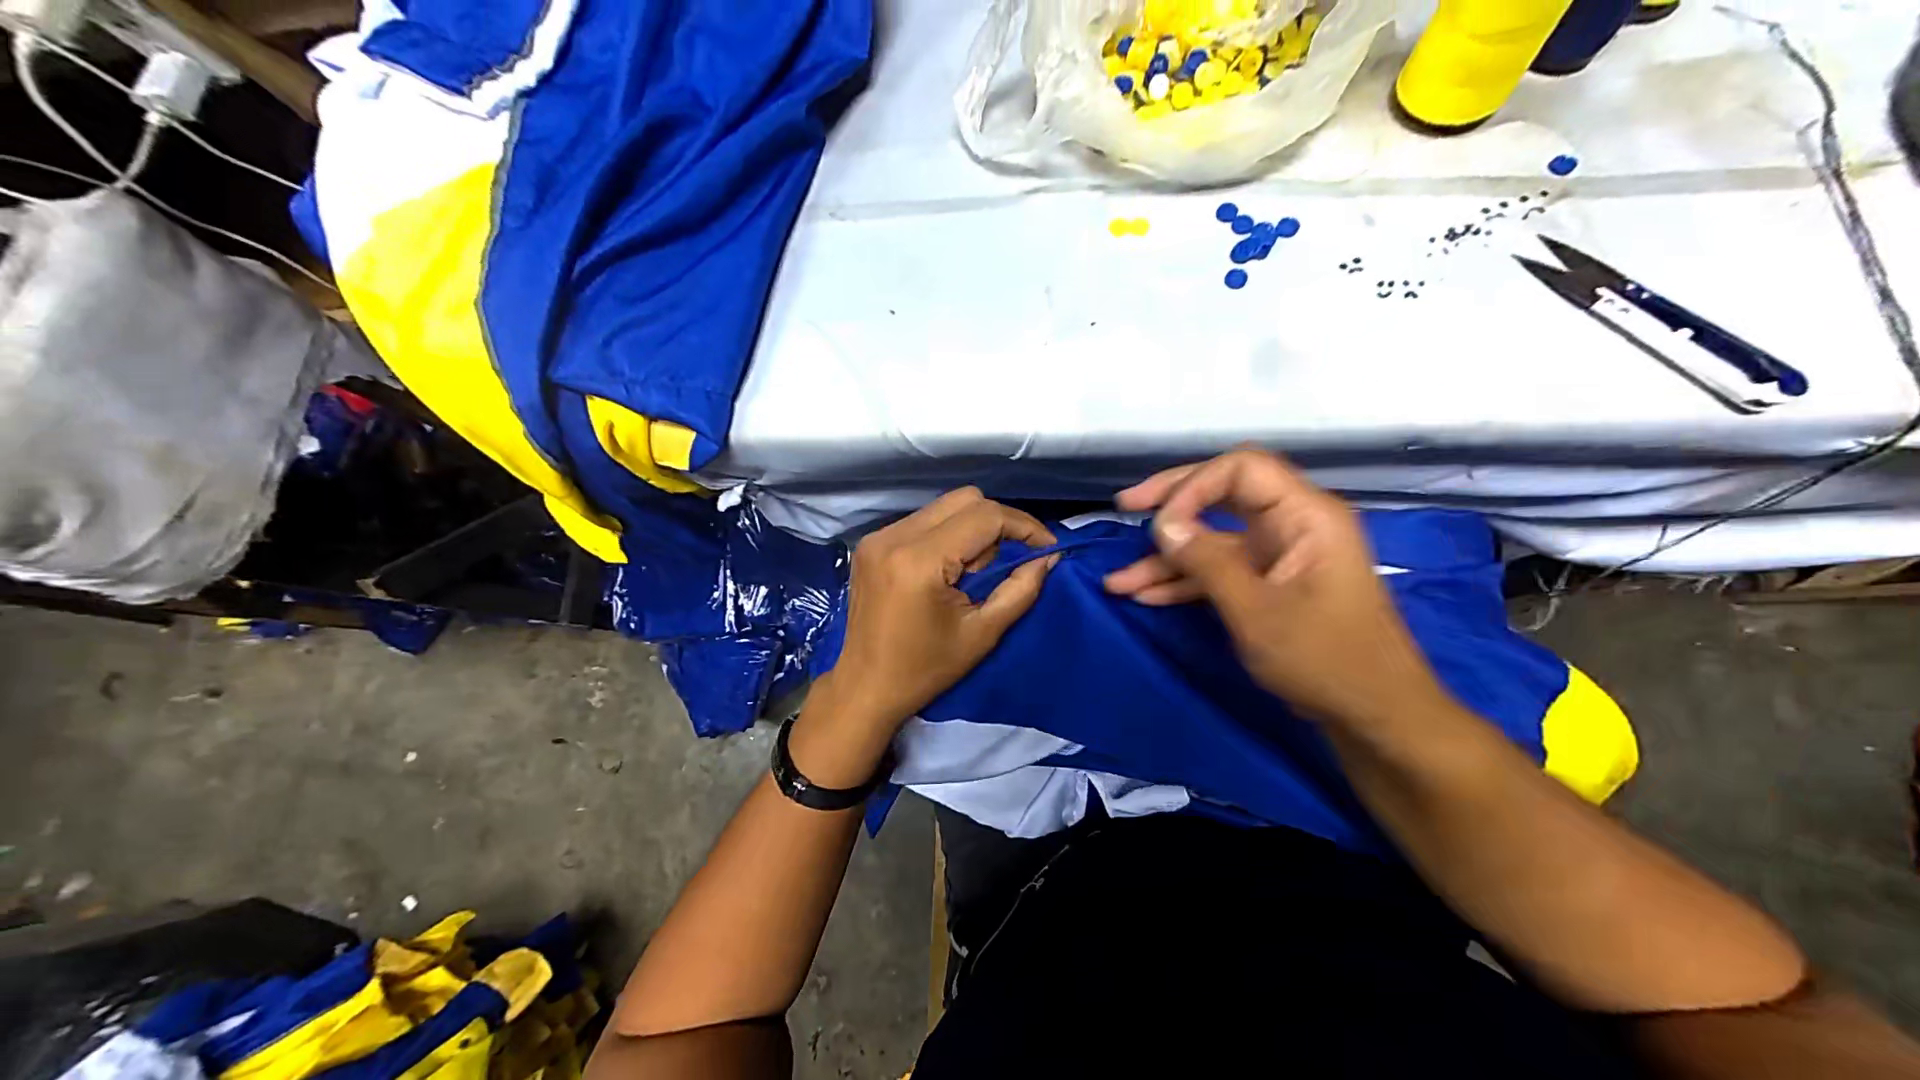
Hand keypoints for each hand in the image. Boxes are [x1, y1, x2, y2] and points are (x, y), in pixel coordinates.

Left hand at [800, 489, 1057, 781]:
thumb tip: (1048, 556)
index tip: (1047, 548)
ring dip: (972, 529)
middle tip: (1006, 564)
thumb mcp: (983, 634)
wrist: (866, 686)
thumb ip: (1020, 589)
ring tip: (974, 573)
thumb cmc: (926, 669)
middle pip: (965, 499)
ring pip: (945, 506)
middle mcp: (894, 536)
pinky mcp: (871, 542)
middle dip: (998, 524)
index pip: (985, 516)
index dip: (1024, 526)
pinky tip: (948, 570)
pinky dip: (948, 534)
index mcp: (919, 561)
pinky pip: (924, 519)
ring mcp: (878, 536)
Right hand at [1102, 448, 1446, 729]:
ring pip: (1214, 539)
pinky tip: (1145, 596)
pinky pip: (1220, 570)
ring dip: (1167, 559)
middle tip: (1125, 509)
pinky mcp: (1271, 584)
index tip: (1156, 523)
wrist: (1375, 716)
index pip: (1241, 469)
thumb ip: (1206, 562)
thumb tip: (1161, 525)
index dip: (1192, 486)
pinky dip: (1185, 582)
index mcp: (1306, 515)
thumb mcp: (1256, 612)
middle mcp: (1293, 524)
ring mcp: (1280, 555)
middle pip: (1223, 494)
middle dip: (1171, 506)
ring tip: (1116, 582)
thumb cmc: (1325, 660)